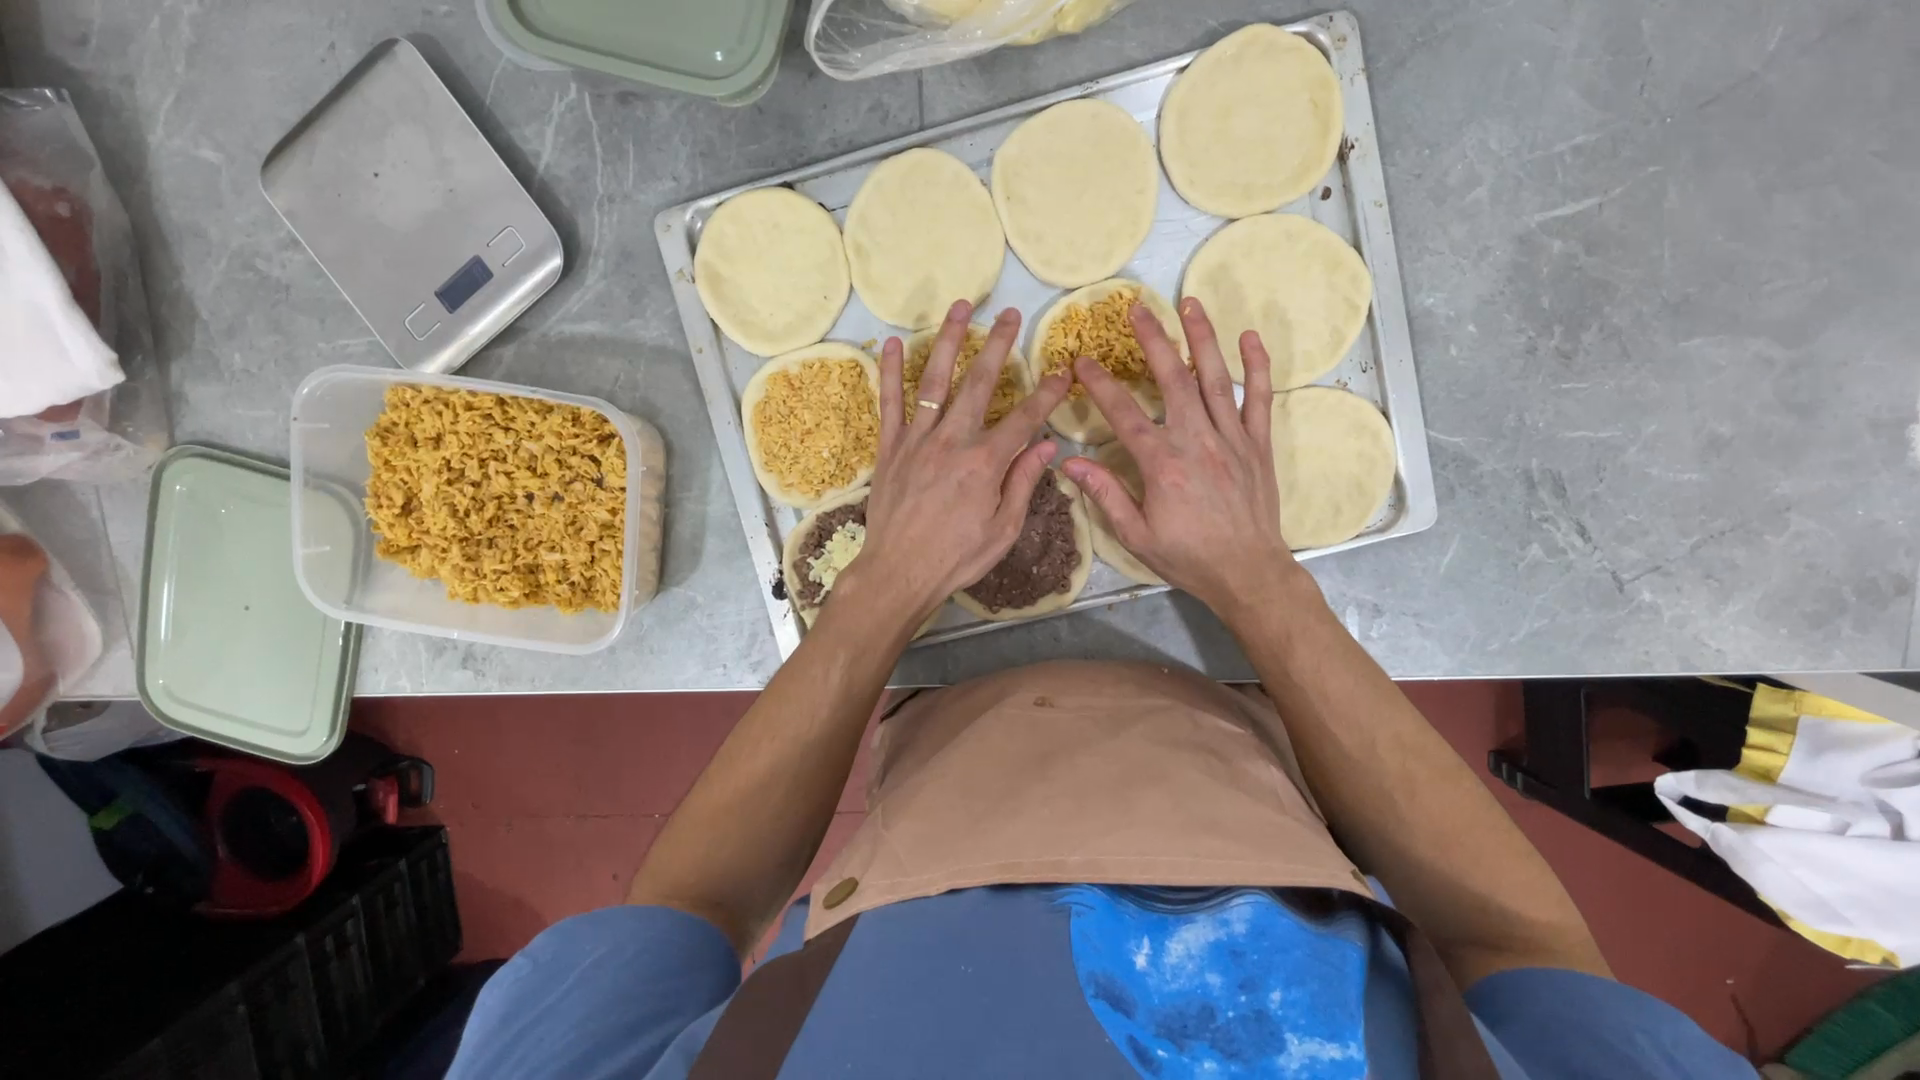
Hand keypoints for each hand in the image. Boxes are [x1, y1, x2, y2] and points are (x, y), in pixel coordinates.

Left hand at [835, 300, 1070, 628]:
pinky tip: (888, 343)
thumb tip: (1046, 447)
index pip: (1024, 418)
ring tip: (959, 308)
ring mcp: (917, 441)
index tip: (1063, 372)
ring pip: (934, 381)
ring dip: (947, 341)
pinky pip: (889, 404)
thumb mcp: (1003, 529)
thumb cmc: (957, 558)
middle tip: (1009, 315)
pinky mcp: (889, 449)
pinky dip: (888, 372)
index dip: (1047, 393)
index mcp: (985, 463)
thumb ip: (1022, 483)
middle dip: (997, 345)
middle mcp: (952, 441)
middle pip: (979, 383)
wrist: (898, 573)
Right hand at [1060, 298, 1305, 621]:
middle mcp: (1197, 441)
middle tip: (1136, 307)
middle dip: (1152, 339)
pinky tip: (1249, 337)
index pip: (1124, 414)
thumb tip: (1070, 463)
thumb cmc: (1188, 557)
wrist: (1248, 573)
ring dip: (1201, 338)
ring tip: (1189, 303)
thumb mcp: (1136, 535)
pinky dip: (1256, 366)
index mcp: (1162, 464)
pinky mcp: (1258, 444)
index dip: (1100, 385)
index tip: (1082, 361)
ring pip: (1215, 378)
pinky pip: (1259, 398)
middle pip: (1172, 379)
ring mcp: (1232, 439)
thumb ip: (1104, 495)